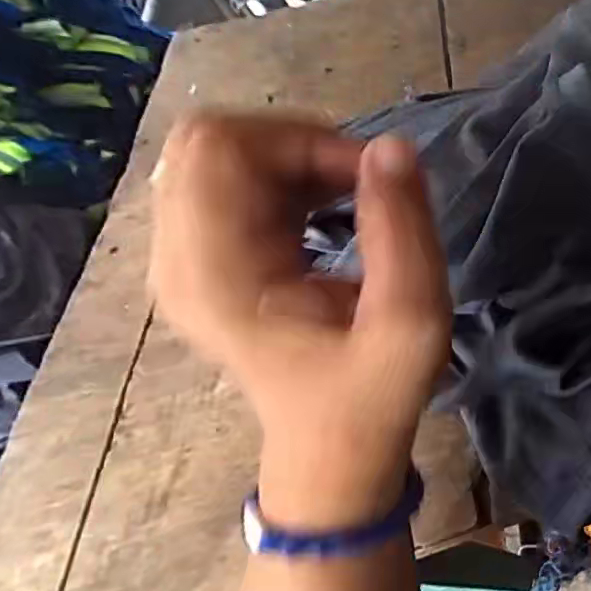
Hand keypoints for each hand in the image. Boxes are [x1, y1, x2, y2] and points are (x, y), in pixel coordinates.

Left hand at [149, 113, 450, 526]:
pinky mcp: (206, 259)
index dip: (301, 141)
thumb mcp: (411, 318)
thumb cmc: (372, 394)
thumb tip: (393, 146)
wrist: (332, 449)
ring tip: (353, 200)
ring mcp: (185, 258)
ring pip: (224, 157)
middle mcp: (179, 258)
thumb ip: (403, 230)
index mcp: (214, 274)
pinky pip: (234, 182)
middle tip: (362, 185)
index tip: (367, 180)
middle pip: (213, 143)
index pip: (219, 148)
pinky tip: (330, 210)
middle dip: (300, 146)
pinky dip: (289, 178)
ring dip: (299, 161)